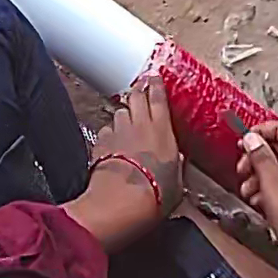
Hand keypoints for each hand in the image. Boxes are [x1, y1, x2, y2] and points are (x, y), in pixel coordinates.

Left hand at [65, 75, 181, 251]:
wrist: (123, 199)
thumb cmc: (156, 194)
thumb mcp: (178, 182)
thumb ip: (177, 165)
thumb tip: (177, 161)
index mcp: (163, 130)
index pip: (158, 98)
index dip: (156, 85)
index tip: (154, 77)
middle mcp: (139, 125)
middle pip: (135, 97)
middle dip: (138, 91)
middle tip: (140, 91)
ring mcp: (117, 131)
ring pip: (119, 112)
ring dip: (123, 114)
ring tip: (127, 122)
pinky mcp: (100, 142)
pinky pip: (105, 130)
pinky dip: (109, 134)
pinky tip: (112, 144)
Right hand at [234, 120, 277, 254]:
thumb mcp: (272, 185)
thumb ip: (260, 157)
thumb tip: (252, 139)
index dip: (261, 131)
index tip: (244, 140)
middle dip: (258, 158)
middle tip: (243, 168)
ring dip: (261, 176)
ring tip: (249, 190)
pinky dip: (272, 189)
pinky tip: (260, 202)